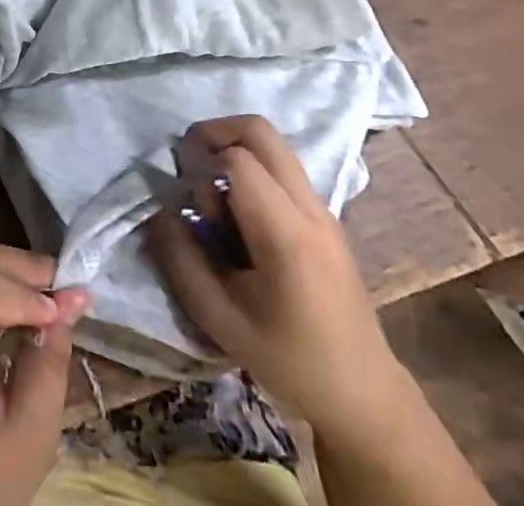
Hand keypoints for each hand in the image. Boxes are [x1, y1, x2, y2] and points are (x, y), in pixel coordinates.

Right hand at [154, 116, 408, 429]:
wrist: (363, 393)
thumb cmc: (288, 360)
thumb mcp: (219, 319)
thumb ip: (182, 260)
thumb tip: (160, 212)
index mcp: (286, 235)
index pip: (238, 161)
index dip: (200, 163)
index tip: (182, 192)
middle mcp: (311, 210)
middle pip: (263, 133)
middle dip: (217, 131)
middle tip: (188, 159)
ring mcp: (325, 211)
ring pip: (275, 147)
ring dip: (235, 151)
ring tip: (212, 195)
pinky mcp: (326, 219)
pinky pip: (284, 170)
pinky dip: (252, 170)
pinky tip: (237, 215)